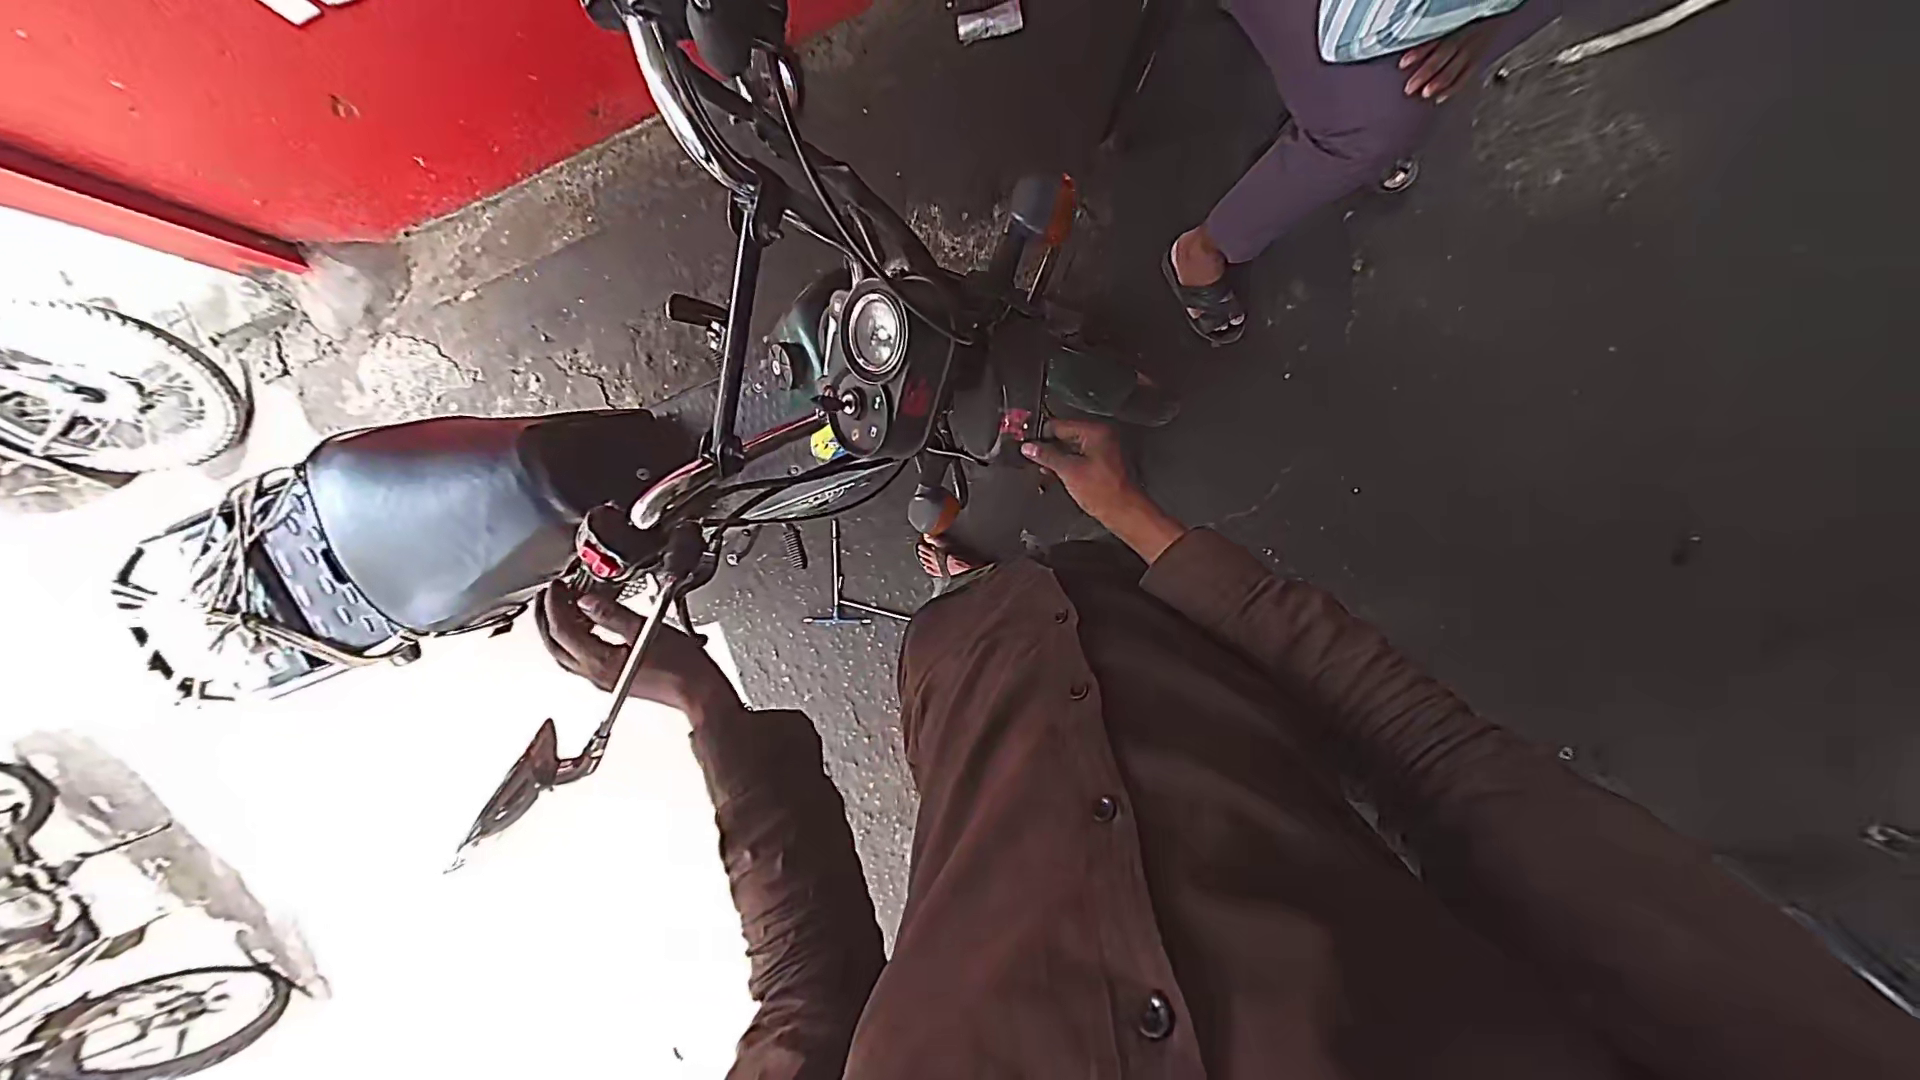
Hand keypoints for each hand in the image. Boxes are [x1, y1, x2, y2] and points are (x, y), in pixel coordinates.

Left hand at [535, 581, 739, 721]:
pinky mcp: (612, 680)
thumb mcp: (648, 629)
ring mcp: (602, 680)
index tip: (557, 587)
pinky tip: (584, 628)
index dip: (556, 605)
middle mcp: (595, 675)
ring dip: (559, 630)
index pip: (564, 630)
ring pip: (565, 654)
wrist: (698, 691)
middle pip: (556, 645)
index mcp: (601, 662)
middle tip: (550, 595)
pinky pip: (581, 659)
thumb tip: (588, 602)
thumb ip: (614, 614)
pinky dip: (574, 640)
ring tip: (562, 608)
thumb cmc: (683, 666)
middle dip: (548, 617)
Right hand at [1022, 419, 1185, 563]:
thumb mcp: (1068, 470)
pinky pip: (1078, 457)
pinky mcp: (1101, 463)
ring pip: (1071, 448)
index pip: (1060, 425)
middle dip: (1048, 448)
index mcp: (1095, 431)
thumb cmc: (1103, 491)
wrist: (1122, 511)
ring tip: (1044, 469)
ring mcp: (1102, 450)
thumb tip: (1029, 448)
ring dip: (1056, 458)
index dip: (1041, 435)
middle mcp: (1101, 436)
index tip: (1027, 444)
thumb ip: (1047, 456)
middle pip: (1065, 435)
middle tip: (1032, 458)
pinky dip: (1066, 465)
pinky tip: (1056, 474)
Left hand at [1399, 19, 1499, 102]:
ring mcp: (1471, 51)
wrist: (1493, 21)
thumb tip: (1403, 61)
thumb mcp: (1447, 31)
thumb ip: (1429, 44)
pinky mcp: (1477, 62)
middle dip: (1425, 72)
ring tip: (1426, 93)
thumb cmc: (1460, 31)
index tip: (1402, 64)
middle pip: (1442, 55)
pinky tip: (1439, 99)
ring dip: (1439, 81)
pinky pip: (1466, 76)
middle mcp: (1461, 40)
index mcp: (1451, 31)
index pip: (1433, 41)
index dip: (1417, 53)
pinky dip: (1452, 89)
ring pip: (1454, 67)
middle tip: (1409, 88)